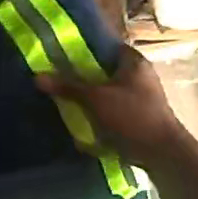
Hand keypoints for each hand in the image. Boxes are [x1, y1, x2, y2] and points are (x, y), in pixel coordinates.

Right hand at [36, 45, 197, 170]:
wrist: (160, 152)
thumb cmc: (130, 116)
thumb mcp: (94, 99)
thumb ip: (67, 86)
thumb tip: (37, 76)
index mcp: (134, 62)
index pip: (108, 46)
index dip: (86, 48)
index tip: (64, 54)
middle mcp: (141, 75)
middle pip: (106, 69)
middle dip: (83, 74)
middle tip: (59, 76)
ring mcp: (141, 96)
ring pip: (108, 89)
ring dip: (90, 93)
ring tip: (65, 96)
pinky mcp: (138, 114)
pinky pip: (113, 106)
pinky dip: (98, 108)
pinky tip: (81, 115)